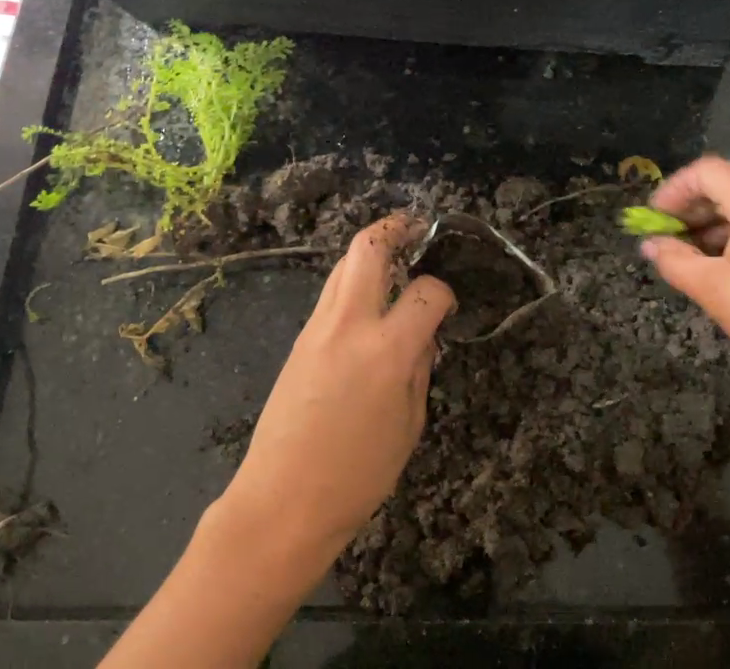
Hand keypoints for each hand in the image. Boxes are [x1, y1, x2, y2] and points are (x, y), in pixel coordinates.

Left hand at [218, 213, 455, 562]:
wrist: (282, 500)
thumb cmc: (357, 475)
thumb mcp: (409, 425)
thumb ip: (419, 370)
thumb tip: (422, 337)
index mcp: (387, 350)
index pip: (425, 292)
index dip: (444, 292)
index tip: (448, 307)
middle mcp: (349, 325)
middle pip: (366, 249)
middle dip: (394, 229)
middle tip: (416, 229)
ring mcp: (317, 330)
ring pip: (342, 267)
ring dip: (369, 255)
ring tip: (394, 262)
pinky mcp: (298, 342)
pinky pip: (330, 297)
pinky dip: (352, 286)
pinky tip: (368, 307)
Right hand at [639, 157, 729, 407]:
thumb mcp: (715, 290)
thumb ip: (675, 261)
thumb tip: (650, 244)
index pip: (708, 172)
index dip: (674, 189)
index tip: (653, 219)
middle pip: (728, 188)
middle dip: (690, 211)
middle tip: (666, 241)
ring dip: (712, 228)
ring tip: (691, 260)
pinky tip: (726, 269)